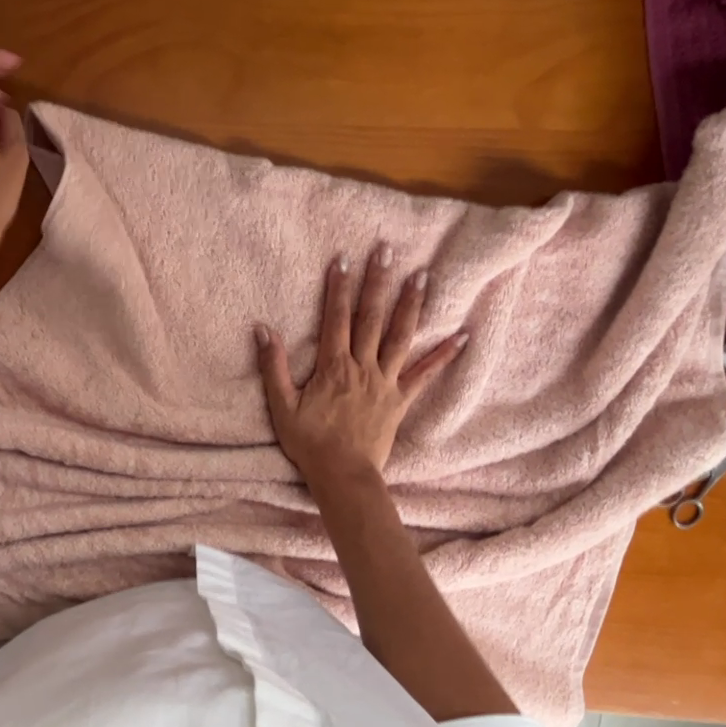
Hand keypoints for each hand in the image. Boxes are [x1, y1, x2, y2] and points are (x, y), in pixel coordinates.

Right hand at [255, 246, 466, 478]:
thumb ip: (273, 366)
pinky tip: (462, 337)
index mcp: (333, 367)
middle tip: (386, 250)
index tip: (342, 259)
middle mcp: (362, 367)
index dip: (338, 288)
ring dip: (411, 305)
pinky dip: (444, 356)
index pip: (335, 319)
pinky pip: (424, 375)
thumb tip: (263, 330)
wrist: (343, 475)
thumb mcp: (281, 405)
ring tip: (423, 276)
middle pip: (371, 318)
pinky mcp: (400, 400)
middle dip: (377, 282)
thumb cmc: (308, 442)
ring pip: (401, 337)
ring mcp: (385, 383)